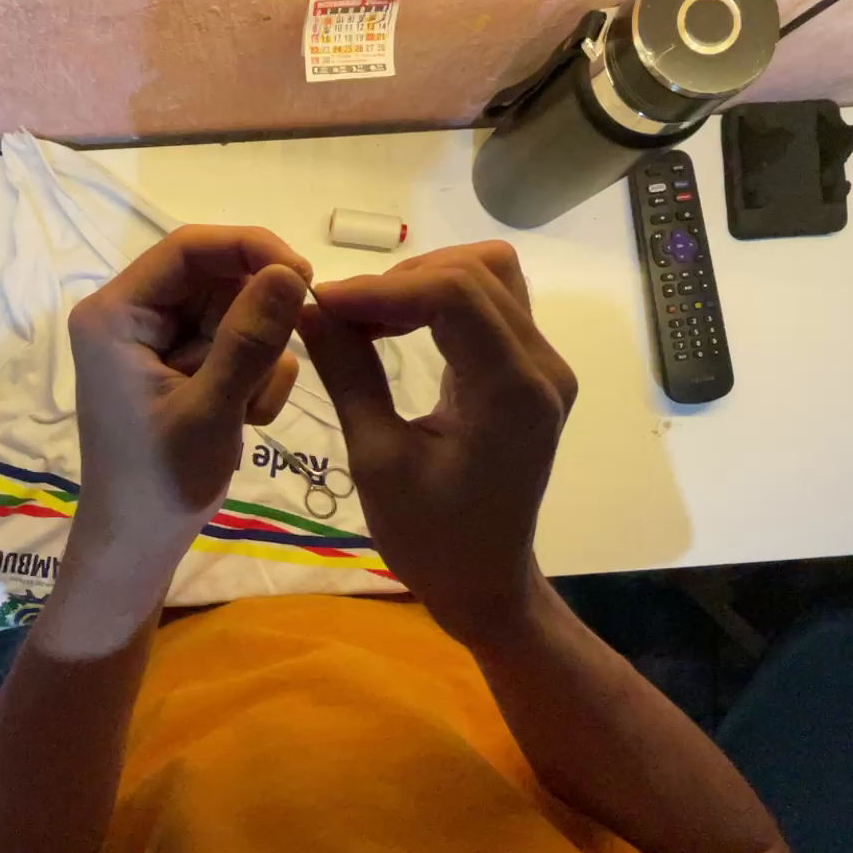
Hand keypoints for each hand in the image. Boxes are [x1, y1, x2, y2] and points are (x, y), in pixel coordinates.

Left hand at [64, 225, 311, 575]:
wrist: (140, 542)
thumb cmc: (161, 483)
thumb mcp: (211, 411)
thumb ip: (250, 340)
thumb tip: (291, 271)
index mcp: (115, 315)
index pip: (187, 249)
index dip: (250, 249)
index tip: (305, 275)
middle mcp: (133, 316)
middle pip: (216, 280)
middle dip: (256, 324)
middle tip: (266, 377)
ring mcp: (158, 342)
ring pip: (235, 313)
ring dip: (258, 359)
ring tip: (246, 413)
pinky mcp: (182, 366)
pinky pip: (235, 344)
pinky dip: (253, 377)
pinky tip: (243, 420)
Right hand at [298, 241, 576, 648]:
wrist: (485, 581)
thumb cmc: (430, 538)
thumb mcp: (376, 459)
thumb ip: (347, 374)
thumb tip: (309, 310)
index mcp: (511, 392)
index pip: (454, 294)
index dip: (382, 287)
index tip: (323, 303)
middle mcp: (542, 367)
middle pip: (477, 271)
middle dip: (401, 280)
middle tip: (342, 315)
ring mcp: (543, 367)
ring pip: (490, 276)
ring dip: (424, 283)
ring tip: (368, 317)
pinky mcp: (530, 372)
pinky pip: (491, 305)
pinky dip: (439, 302)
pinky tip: (396, 326)